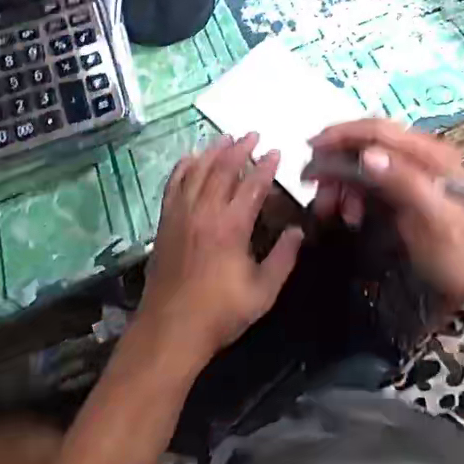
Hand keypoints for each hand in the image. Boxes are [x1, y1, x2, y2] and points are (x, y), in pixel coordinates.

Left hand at [137, 134, 303, 367]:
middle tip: (253, 134)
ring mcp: (180, 214)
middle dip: (240, 149)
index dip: (266, 166)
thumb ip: (284, 258)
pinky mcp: (165, 222)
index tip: (276, 152)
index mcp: (231, 226)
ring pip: (197, 171)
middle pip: (223, 169)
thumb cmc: (220, 313)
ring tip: (226, 138)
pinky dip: (183, 167)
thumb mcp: (263, 291)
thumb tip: (298, 230)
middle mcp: (204, 212)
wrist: (170, 329)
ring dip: (213, 151)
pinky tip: (191, 158)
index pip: (252, 185)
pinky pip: (173, 184)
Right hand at [305, 120, 463, 307]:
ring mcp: (416, 172)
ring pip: (366, 163)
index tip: (310, 148)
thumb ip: (403, 183)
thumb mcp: (434, 219)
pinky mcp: (411, 190)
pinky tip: (351, 215)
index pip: (378, 129)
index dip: (341, 134)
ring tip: (331, 210)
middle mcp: (422, 155)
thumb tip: (368, 155)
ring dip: (343, 182)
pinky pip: (373, 181)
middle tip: (315, 189)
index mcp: (430, 155)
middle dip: (337, 163)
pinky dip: (354, 194)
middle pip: (368, 144)